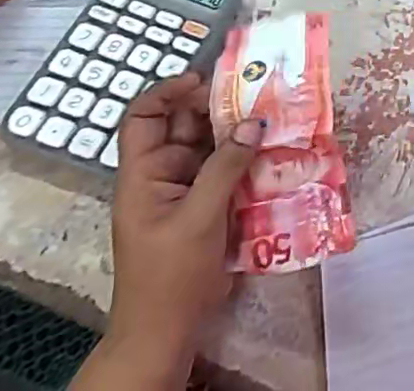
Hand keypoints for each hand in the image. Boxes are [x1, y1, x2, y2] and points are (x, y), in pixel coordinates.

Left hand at [107, 73, 262, 366]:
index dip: (167, 92)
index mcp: (143, 174)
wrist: (165, 333)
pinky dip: (244, 155)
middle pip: (183, 125)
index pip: (143, 117)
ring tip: (269, 112)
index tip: (204, 80)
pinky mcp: (205, 204)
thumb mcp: (199, 218)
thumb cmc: (171, 275)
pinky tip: (270, 147)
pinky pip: (223, 168)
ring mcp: (184, 189)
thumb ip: (226, 166)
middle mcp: (162, 174)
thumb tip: (254, 122)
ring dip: (235, 129)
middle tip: (254, 92)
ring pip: (208, 145)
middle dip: (215, 105)